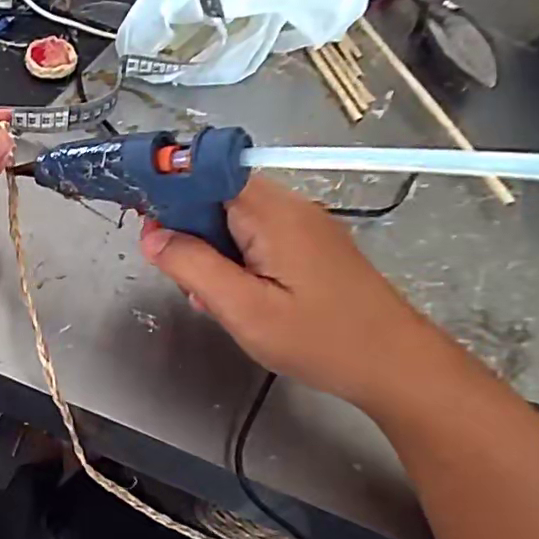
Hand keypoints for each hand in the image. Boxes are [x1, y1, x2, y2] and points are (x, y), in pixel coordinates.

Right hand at [139, 177, 453, 409]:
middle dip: (189, 231)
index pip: (206, 174)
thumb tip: (152, 236)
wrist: (394, 365)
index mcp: (272, 213)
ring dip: (211, 251)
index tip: (144, 223)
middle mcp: (289, 207)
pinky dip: (235, 260)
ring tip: (214, 297)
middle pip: (218, 196)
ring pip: (233, 220)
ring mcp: (303, 225)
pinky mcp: (309, 245)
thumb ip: (193, 267)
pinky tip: (239, 297)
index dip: (169, 190)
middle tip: (185, 280)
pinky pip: (256, 237)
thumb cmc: (320, 340)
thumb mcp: (244, 309)